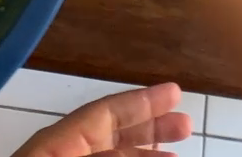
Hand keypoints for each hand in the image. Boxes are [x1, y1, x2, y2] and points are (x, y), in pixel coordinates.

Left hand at [16, 83, 193, 156]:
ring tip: (177, 153)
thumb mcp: (63, 154)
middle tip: (186, 122)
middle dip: (149, 127)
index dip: (140, 101)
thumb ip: (106, 149)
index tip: (174, 91)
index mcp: (55, 143)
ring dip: (145, 156)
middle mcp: (63, 153)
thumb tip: (139, 148)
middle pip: (112, 136)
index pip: (104, 114)